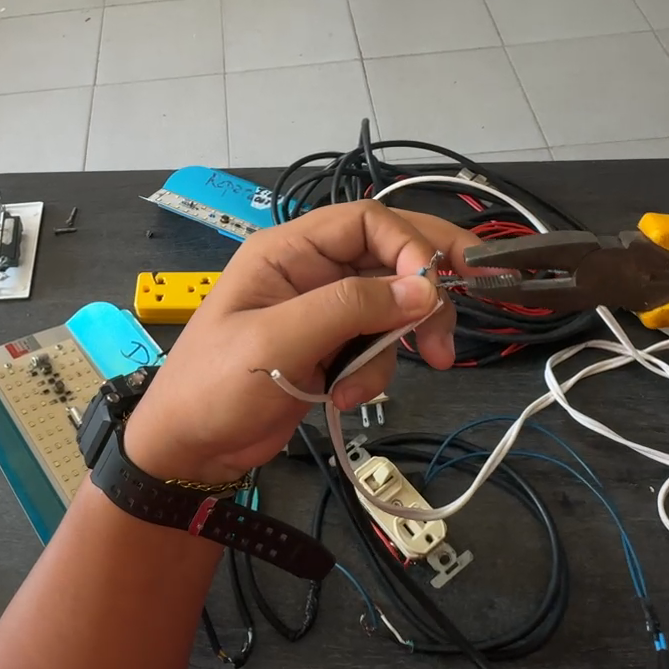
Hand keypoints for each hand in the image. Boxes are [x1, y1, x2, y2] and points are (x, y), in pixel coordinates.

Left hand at [121, 200, 482, 485]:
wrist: (191, 447)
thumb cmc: (217, 384)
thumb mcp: (277, 341)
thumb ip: (348, 309)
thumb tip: (425, 286)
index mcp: (287, 250)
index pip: (365, 221)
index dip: (408, 245)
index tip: (434, 289)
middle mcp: (310, 270)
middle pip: (388, 256)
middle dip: (428, 282)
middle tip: (477, 298)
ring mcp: (323, 310)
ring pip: (392, 305)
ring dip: (394, 346)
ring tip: (361, 388)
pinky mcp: (332, 347)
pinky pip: (378, 345)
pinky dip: (374, 372)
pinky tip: (343, 398)